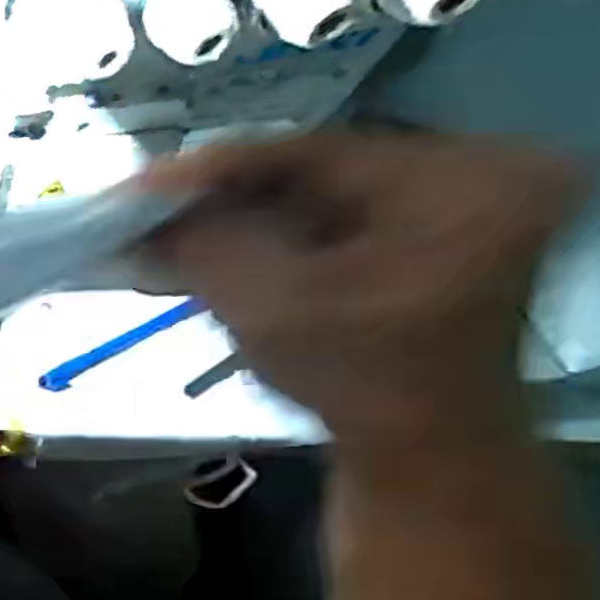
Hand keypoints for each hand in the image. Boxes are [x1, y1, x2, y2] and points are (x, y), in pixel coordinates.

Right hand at [141, 133, 584, 448]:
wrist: (418, 446)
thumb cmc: (356, 379)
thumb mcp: (270, 307)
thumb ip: (206, 245)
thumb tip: (142, 204)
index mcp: (460, 180)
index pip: (308, 152)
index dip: (211, 169)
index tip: (134, 185)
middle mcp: (465, 170)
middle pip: (306, 171)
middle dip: (215, 197)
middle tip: (141, 211)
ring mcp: (441, 202)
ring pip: (303, 196)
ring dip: (225, 219)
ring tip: (154, 234)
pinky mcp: (412, 232)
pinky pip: (316, 220)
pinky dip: (252, 237)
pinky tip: (194, 249)